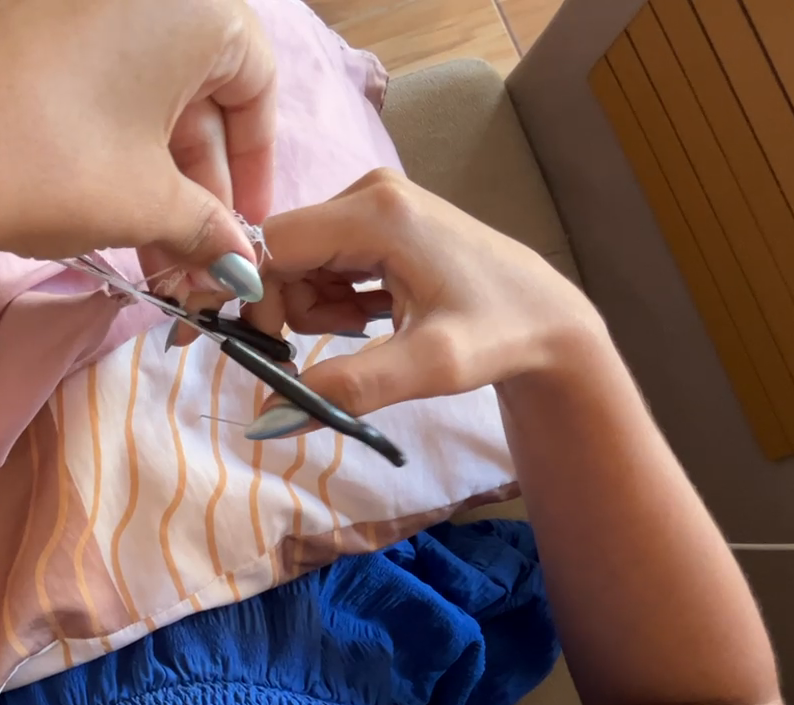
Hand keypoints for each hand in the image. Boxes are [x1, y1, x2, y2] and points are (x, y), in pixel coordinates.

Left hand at [0, 0, 275, 288]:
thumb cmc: (57, 168)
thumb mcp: (146, 204)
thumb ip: (206, 229)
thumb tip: (240, 263)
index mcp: (192, 8)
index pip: (256, 86)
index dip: (256, 167)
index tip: (244, 229)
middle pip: (197, 103)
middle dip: (202, 195)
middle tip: (196, 264)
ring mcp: (79, 14)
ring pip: (145, 111)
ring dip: (160, 193)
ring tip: (157, 264)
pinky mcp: (32, 44)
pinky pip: (100, 103)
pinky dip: (117, 164)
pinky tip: (115, 225)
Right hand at [241, 169, 605, 432]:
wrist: (549, 320)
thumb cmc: (499, 336)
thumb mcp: (427, 368)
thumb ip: (346, 389)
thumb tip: (267, 421)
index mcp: (377, 212)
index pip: (270, 245)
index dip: (243, 295)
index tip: (246, 346)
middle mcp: (369, 194)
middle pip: (280, 253)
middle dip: (284, 310)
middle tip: (325, 346)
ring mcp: (374, 205)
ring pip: (297, 264)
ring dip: (311, 310)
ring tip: (363, 329)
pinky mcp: (379, 222)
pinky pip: (321, 265)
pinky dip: (331, 301)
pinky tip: (370, 315)